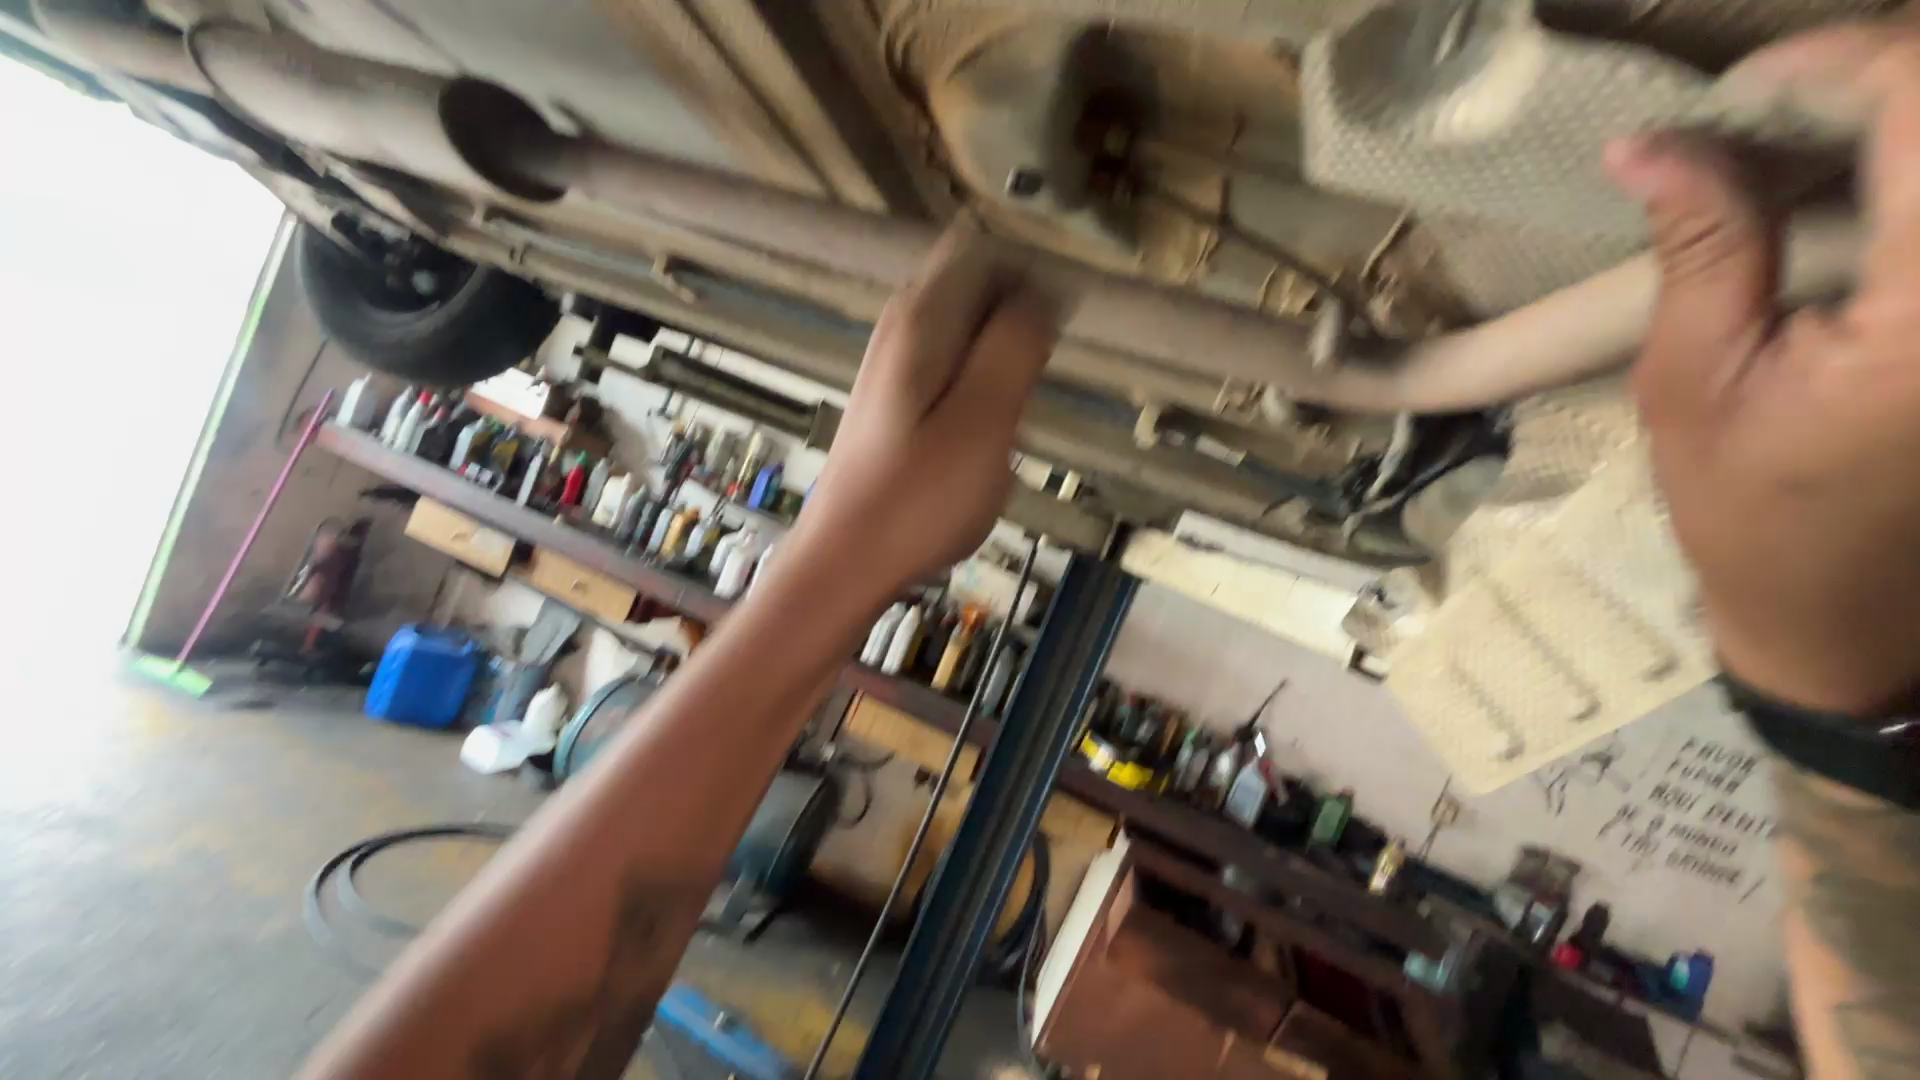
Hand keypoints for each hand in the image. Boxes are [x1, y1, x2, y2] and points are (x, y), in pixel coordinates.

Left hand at [788, 223, 1057, 596]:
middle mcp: (899, 329)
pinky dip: (978, 387)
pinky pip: (950, 369)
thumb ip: (1014, 346)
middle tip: (1037, 377)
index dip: (1029, 271)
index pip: (981, 249)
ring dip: (1000, 357)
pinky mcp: (892, 404)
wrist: (845, 563)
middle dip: (1016, 318)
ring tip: (1014, 410)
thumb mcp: (982, 421)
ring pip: (964, 330)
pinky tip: (986, 434)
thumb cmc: (918, 500)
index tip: (1060, 322)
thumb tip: (1045, 289)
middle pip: (973, 286)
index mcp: (919, 320)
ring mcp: (892, 367)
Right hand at [1607, 21, 1919, 714]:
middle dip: (1881, 75)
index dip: (1840, 61)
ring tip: (1803, 147)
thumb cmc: (1745, 504)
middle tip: (1764, 116)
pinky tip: (1861, 187)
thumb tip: (1649, 147)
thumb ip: (1699, 250)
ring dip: (1905, 118)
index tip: (1735, 92)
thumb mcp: (1691, 380)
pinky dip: (1917, 169)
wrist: (1845, 598)